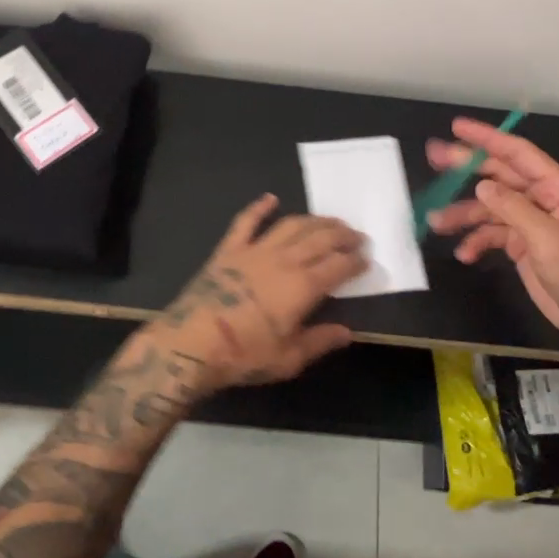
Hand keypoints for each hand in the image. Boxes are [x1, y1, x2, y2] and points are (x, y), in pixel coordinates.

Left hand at [144, 194, 366, 394]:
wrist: (192, 345)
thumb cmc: (244, 356)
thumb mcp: (288, 359)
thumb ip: (319, 341)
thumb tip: (347, 332)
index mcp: (302, 287)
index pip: (338, 266)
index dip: (355, 261)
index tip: (366, 259)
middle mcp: (283, 260)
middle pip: (320, 238)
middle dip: (342, 234)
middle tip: (357, 236)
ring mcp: (254, 250)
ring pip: (291, 225)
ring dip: (314, 220)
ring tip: (329, 221)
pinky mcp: (228, 250)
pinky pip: (246, 221)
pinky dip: (260, 207)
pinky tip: (270, 198)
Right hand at [424, 117, 558, 345]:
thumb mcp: (547, 240)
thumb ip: (514, 209)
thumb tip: (481, 186)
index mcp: (558, 188)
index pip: (518, 154)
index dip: (488, 138)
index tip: (458, 127)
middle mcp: (542, 197)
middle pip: (498, 175)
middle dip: (465, 170)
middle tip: (434, 158)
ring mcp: (529, 219)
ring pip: (488, 206)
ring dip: (463, 214)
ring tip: (437, 222)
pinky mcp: (519, 241)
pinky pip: (490, 232)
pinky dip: (475, 240)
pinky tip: (465, 253)